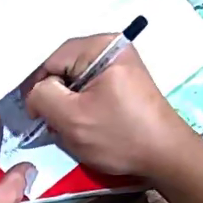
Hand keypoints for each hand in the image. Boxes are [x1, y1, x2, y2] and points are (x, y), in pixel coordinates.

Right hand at [23, 35, 202, 181]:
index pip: (50, 60)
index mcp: (100, 46)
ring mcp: (120, 64)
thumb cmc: (119, 136)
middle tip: (54, 124)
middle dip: (54, 96)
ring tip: (72, 127)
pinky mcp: (125, 82)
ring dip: (67, 105)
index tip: (36, 116)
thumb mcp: (71, 118)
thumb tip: (35, 92)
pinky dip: (82, 106)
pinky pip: (91, 88)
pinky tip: (87, 125)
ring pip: (75, 80)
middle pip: (63, 68)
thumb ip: (42, 96)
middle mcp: (111, 46)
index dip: (37, 88)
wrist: (166, 156)